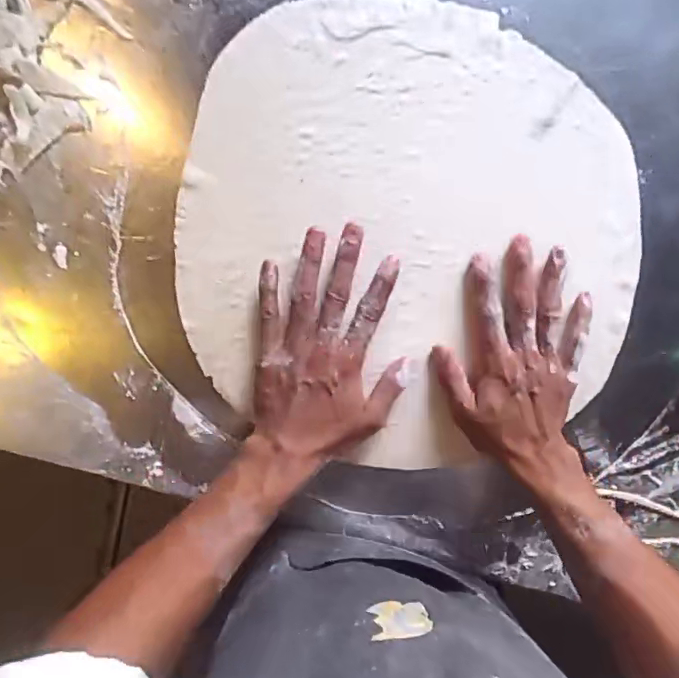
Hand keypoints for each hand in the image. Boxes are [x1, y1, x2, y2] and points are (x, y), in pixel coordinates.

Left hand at [250, 223, 407, 477]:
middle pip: (337, 296)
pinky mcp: (269, 352)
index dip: (381, 286)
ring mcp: (294, 346)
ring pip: (304, 298)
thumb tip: (409, 362)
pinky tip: (269, 264)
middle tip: (352, 229)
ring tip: (316, 232)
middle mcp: (322, 346)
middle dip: (346, 260)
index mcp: (348, 361)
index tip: (390, 260)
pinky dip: (269, 290)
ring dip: (311, 264)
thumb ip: (389, 390)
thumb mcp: (369, 420)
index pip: (369, 316)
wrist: (285, 448)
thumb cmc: (329, 435)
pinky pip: (269, 316)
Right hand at [431, 235, 592, 494]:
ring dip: (553, 284)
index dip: (483, 288)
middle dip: (521, 273)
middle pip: (522, 308)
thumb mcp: (463, 414)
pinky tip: (585, 297)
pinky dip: (580, 321)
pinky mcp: (566, 373)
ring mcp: (548, 362)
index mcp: (497, 364)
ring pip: (550, 317)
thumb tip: (438, 349)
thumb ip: (451, 380)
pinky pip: (575, 344)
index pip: (488, 318)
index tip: (480, 259)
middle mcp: (524, 356)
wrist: (534, 455)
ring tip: (557, 253)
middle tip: (522, 241)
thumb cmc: (495, 435)